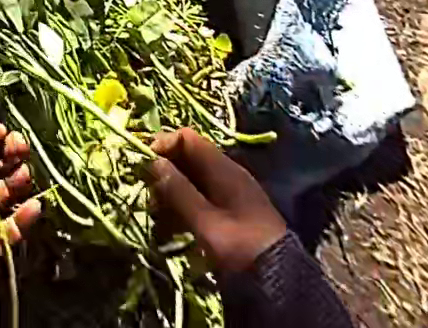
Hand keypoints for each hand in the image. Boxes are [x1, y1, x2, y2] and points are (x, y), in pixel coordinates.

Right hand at [146, 128, 288, 274]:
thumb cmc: (242, 248)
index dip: (163, 146)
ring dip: (171, 194)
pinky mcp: (231, 215)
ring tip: (156, 216)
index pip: (186, 138)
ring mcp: (230, 195)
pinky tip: (172, 228)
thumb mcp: (206, 223)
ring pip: (191, 181)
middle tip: (148, 195)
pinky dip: (183, 208)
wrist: (284, 288)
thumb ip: (178, 191)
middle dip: (164, 173)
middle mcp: (227, 174)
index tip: (144, 166)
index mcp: (223, 168)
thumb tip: (152, 161)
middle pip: (187, 159)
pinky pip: (200, 200)